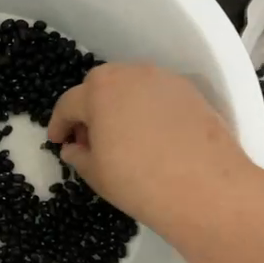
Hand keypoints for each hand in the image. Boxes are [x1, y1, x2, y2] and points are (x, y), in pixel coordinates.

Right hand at [47, 62, 259, 235]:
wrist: (205, 188)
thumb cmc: (138, 180)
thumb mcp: (95, 173)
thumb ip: (78, 155)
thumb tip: (74, 148)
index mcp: (99, 90)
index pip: (68, 104)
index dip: (58, 125)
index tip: (58, 142)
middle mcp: (131, 74)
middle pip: (100, 87)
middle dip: (89, 110)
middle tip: (89, 140)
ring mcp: (164, 80)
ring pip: (131, 87)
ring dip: (119, 107)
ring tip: (120, 138)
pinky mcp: (191, 92)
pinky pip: (157, 96)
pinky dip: (147, 110)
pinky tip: (150, 138)